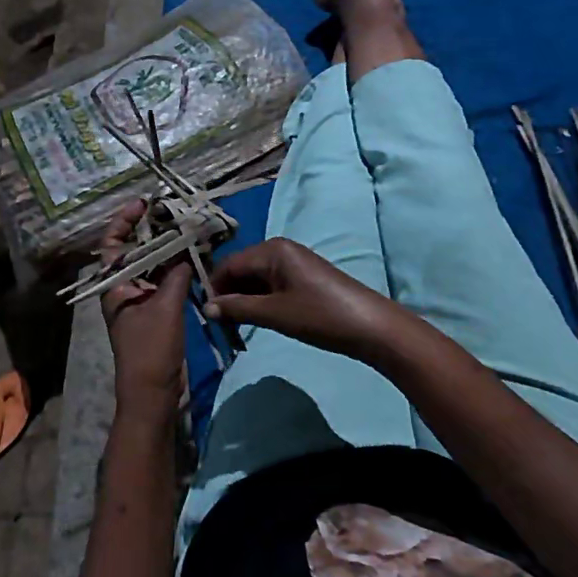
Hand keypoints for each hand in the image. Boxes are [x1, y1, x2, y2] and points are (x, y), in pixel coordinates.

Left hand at [99, 201, 192, 410]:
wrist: (153, 392)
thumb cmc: (150, 348)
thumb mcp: (165, 308)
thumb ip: (175, 276)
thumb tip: (186, 251)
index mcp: (114, 285)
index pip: (113, 243)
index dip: (125, 221)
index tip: (144, 204)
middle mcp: (124, 289)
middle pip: (136, 251)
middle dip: (154, 233)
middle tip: (176, 215)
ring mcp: (141, 301)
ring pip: (154, 267)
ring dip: (170, 251)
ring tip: (190, 232)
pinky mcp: (156, 313)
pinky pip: (166, 283)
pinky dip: (178, 271)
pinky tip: (196, 260)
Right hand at [205, 238, 416, 363]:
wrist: (371, 327)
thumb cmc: (320, 316)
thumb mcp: (274, 314)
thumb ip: (237, 309)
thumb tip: (206, 309)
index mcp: (271, 250)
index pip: (228, 265)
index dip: (214, 289)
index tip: (207, 316)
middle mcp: (279, 249)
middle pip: (240, 270)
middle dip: (228, 295)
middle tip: (221, 324)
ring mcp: (293, 262)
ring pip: (255, 279)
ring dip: (243, 300)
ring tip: (237, 326)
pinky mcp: (302, 277)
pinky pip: (270, 284)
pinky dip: (260, 300)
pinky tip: (258, 319)